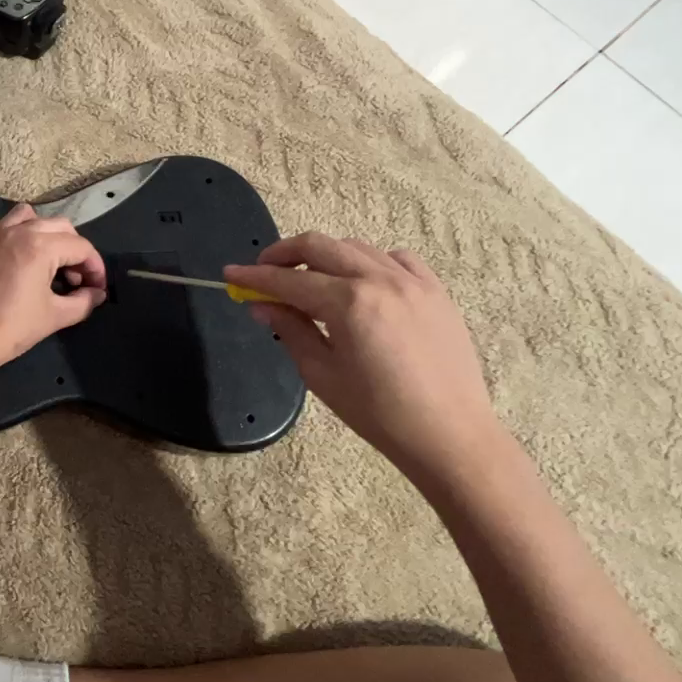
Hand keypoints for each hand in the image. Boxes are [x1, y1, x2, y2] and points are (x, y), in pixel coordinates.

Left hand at [0, 204, 106, 380]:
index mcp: (42, 246)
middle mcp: (17, 231)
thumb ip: (83, 301)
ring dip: (40, 231)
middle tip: (73, 280)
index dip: (95, 268)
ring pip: (24, 214)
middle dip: (73, 251)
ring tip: (42, 258)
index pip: (81, 247)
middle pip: (59, 226)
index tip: (95, 289)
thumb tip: (96, 293)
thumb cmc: (13, 329)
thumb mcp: (56, 317)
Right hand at [226, 233, 505, 484]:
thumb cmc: (379, 413)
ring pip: (355, 247)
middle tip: (264, 270)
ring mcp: (412, 281)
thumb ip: (290, 329)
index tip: (231, 273)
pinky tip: (361, 283)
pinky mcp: (436, 291)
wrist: (450, 436)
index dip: (254, 276)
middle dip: (284, 253)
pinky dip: (369, 261)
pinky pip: (395, 258)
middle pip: (319, 245)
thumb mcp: (321, 373)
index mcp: (348, 303)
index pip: (288, 280)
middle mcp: (379, 280)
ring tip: (310, 280)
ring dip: (324, 256)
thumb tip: (261, 305)